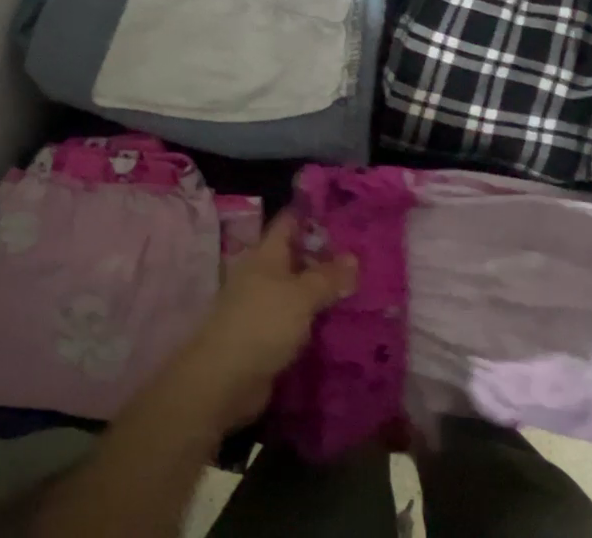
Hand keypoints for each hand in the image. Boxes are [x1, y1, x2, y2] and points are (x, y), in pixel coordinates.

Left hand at [173, 212, 358, 429]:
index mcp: (266, 255)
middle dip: (328, 254)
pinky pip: (300, 319)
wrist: (224, 382)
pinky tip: (345, 318)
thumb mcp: (301, 295)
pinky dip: (319, 317)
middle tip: (368, 251)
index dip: (314, 212)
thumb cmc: (261, 324)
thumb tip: (353, 258)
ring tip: (365, 284)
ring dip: (326, 289)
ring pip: (301, 289)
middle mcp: (264, 276)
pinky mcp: (269, 337)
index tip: (347, 210)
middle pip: (298, 256)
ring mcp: (265, 307)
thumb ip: (328, 276)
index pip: (290, 222)